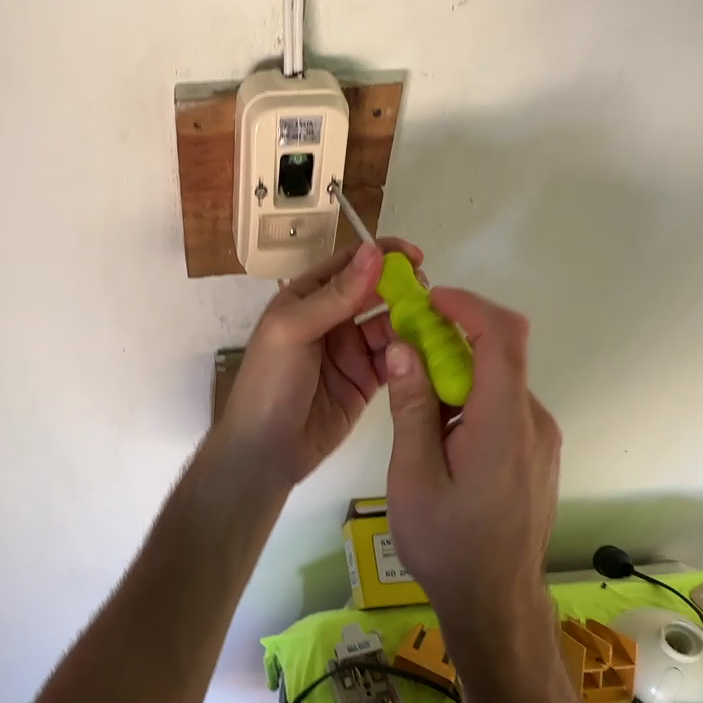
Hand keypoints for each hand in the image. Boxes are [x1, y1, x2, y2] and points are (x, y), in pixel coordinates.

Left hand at [215, 238, 423, 486]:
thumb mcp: (293, 330)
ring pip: (391, 325)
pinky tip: (431, 352)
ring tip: (436, 325)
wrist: (266, 450)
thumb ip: (336, 295)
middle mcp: (330, 320)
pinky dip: (413, 353)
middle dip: (404, 289)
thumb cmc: (269, 383)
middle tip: (431, 297)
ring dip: (413, 321)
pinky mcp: (366, 381)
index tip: (416, 258)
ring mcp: (350, 351)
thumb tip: (374, 251)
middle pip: (376, 293)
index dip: (382, 255)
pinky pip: (396, 359)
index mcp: (306, 299)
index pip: (349, 265)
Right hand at [383, 289, 561, 633]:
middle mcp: (534, 422)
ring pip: (499, 386)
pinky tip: (437, 432)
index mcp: (504, 423)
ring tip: (410, 397)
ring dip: (457, 375)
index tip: (427, 300)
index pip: (501, 337)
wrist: (495, 604)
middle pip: (500, 356)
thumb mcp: (413, 477)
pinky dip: (469, 403)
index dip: (467, 306)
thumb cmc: (448, 545)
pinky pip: (503, 412)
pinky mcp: (536, 457)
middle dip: (451, 340)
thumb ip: (412, 408)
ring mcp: (540, 441)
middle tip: (401, 349)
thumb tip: (403, 348)